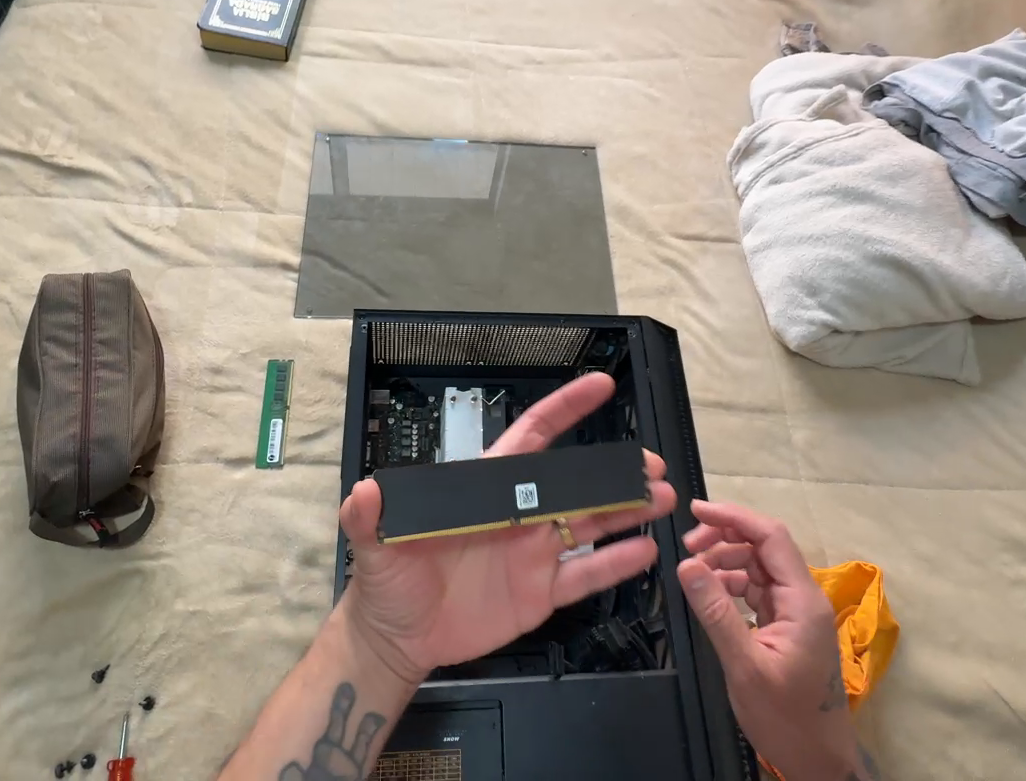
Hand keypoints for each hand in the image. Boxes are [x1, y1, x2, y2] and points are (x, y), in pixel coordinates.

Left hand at [337, 373, 677, 682]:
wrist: (398, 639)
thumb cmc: (387, 582)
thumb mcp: (373, 545)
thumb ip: (371, 516)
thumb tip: (363, 491)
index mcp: (486, 490)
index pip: (532, 439)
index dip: (564, 410)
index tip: (599, 387)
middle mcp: (517, 515)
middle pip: (574, 483)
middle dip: (612, 470)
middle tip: (651, 465)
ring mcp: (533, 553)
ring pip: (589, 523)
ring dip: (626, 510)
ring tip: (662, 499)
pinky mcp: (540, 593)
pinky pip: (585, 574)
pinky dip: (616, 562)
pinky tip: (645, 550)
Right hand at [677, 500, 861, 779]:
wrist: (817, 763)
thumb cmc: (785, 718)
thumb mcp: (744, 665)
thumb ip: (715, 611)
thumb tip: (686, 564)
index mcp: (802, 600)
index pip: (770, 536)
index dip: (733, 517)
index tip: (695, 511)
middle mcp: (803, 597)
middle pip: (763, 546)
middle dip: (724, 537)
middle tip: (687, 548)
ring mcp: (796, 611)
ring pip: (758, 565)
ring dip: (725, 560)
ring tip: (693, 570)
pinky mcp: (786, 625)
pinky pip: (757, 589)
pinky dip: (731, 583)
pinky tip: (709, 591)